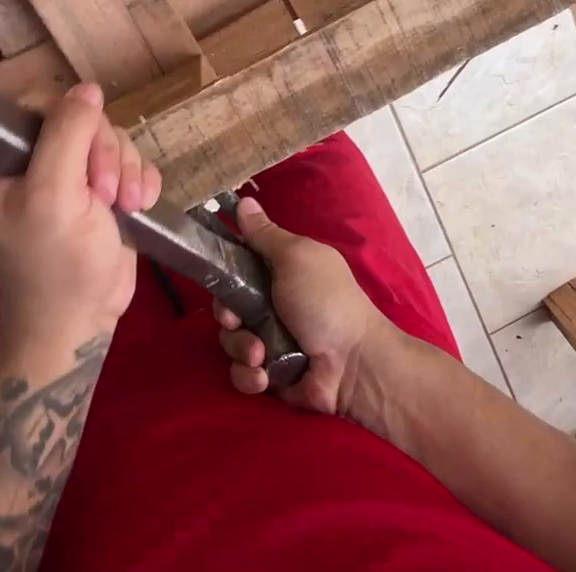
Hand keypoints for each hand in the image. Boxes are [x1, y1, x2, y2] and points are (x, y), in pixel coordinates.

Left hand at [0, 83, 159, 351]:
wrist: (81, 322)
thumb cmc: (55, 264)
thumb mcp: (53, 196)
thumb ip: (67, 136)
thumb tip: (89, 88)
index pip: (38, 107)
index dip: (71, 124)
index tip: (83, 161)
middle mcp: (30, 162)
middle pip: (83, 122)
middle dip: (105, 156)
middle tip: (106, 196)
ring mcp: (68, 178)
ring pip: (110, 141)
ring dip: (126, 171)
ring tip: (126, 206)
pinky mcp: (100, 192)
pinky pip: (129, 162)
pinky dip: (139, 181)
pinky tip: (139, 207)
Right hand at [212, 198, 395, 415]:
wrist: (352, 364)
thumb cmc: (324, 301)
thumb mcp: (295, 258)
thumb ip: (265, 234)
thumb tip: (243, 200)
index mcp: (282, 271)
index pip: (239, 267)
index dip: (225, 274)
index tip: (223, 280)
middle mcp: (274, 303)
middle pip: (228, 306)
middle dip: (229, 316)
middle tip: (238, 321)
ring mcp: (272, 340)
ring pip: (231, 342)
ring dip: (241, 348)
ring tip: (261, 355)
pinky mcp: (271, 374)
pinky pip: (242, 374)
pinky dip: (250, 376)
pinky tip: (265, 376)